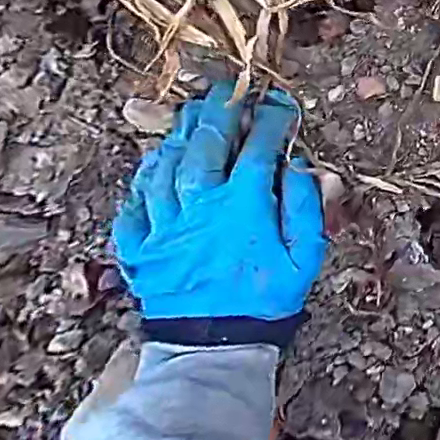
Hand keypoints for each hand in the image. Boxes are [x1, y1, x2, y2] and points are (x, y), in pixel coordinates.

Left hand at [113, 81, 326, 322]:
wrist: (214, 347)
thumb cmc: (268, 295)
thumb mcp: (306, 252)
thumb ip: (304, 205)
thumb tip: (298, 165)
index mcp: (243, 205)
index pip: (258, 147)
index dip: (271, 120)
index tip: (280, 103)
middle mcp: (199, 207)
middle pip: (204, 147)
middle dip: (218, 114)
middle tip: (226, 92)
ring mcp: (164, 227)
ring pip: (165, 170)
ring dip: (179, 138)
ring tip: (190, 116)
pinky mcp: (139, 250)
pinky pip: (133, 206)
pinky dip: (143, 180)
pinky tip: (153, 163)